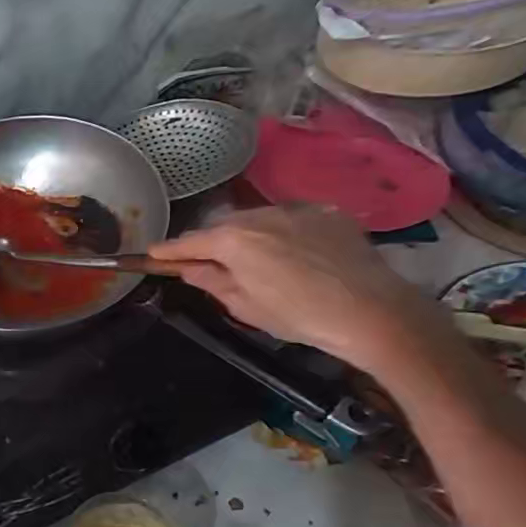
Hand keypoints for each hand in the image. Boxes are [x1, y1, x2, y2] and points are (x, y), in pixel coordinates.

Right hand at [148, 206, 443, 371]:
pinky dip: (282, 233)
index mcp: (234, 240)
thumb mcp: (245, 307)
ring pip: (257, 219)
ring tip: (255, 261)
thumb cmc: (298, 316)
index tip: (153, 254)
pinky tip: (293, 256)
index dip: (168, 250)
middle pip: (223, 226)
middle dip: (211, 243)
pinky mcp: (327, 213)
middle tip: (208, 264)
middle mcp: (261, 215)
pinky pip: (291, 219)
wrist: (372, 312)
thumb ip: (212, 282)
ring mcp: (297, 210)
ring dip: (247, 236)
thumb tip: (190, 269)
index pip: (189, 242)